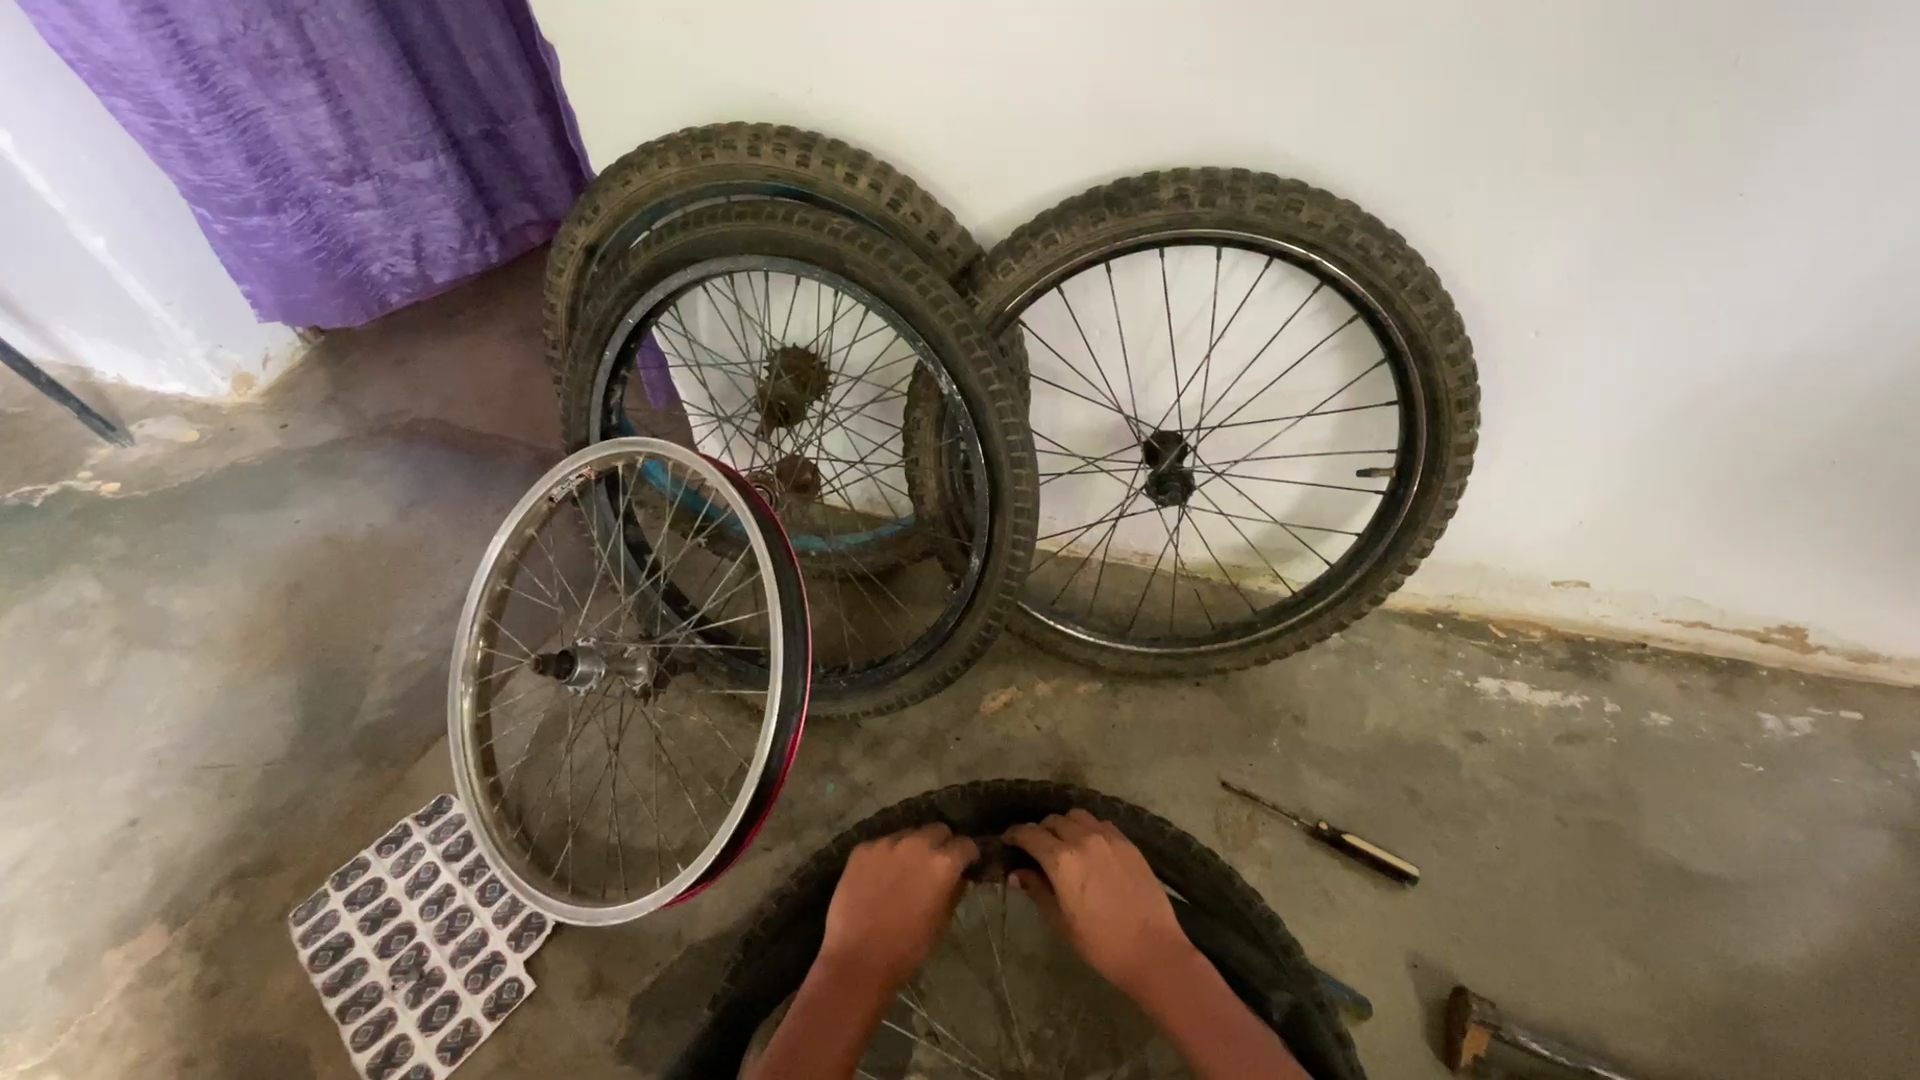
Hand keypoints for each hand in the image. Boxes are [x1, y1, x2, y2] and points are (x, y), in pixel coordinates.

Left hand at [818, 824, 977, 991]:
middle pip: (937, 829)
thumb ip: (954, 891)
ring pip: (908, 834)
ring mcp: (886, 843)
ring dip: (912, 847)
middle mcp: (917, 843)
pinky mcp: (862, 849)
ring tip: (904, 870)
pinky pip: (881, 845)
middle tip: (935, 864)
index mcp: (942, 863)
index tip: (966, 864)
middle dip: (941, 843)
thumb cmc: (908, 948)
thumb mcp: (941, 922)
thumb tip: (959, 877)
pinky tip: (879, 877)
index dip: (968, 854)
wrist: (858, 959)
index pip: (966, 844)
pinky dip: (886, 856)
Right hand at [1003, 809, 1195, 995]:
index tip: (1007, 841)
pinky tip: (1090, 846)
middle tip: (1035, 848)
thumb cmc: (1101, 944)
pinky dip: (1088, 828)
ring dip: (1064, 825)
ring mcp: (1109, 838)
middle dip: (1039, 831)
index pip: (1030, 834)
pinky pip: (1101, 823)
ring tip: (1063, 843)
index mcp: (1062, 860)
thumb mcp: (1061, 922)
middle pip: (1053, 820)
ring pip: (1078, 816)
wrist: (1153, 950)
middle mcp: (1084, 839)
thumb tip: (1017, 873)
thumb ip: (1037, 890)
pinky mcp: (1128, 843)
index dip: (1014, 835)